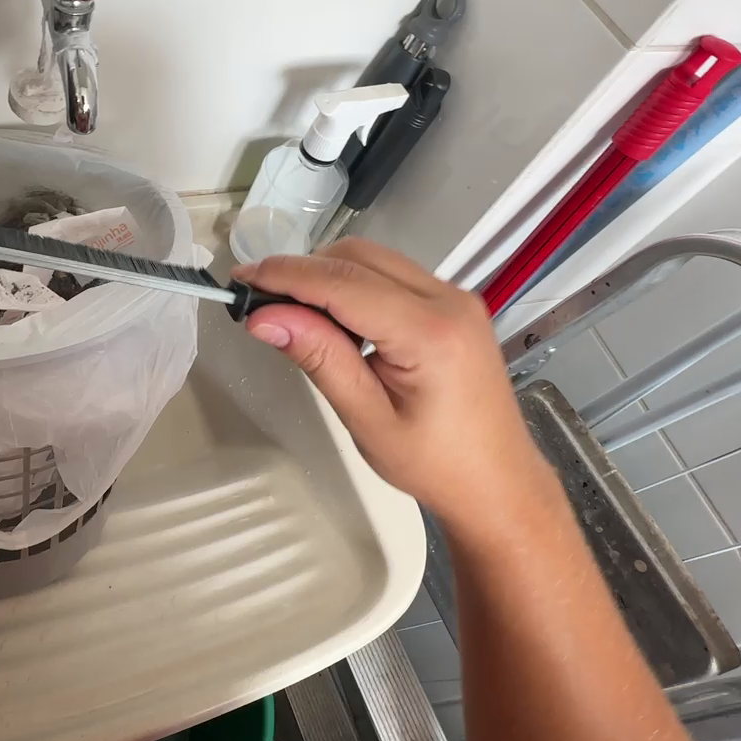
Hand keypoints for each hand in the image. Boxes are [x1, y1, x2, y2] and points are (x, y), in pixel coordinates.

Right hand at [232, 240, 552, 527]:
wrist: (499, 484)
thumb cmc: (433, 464)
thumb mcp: (366, 418)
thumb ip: (318, 357)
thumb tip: (262, 318)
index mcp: (429, 332)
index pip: (342, 283)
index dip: (286, 275)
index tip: (241, 279)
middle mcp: (447, 298)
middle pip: (357, 257)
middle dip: (303, 270)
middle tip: (260, 302)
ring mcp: (454, 296)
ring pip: (373, 259)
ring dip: (326, 275)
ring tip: (291, 311)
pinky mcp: (452, 303)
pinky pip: (390, 274)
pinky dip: (352, 283)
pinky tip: (332, 317)